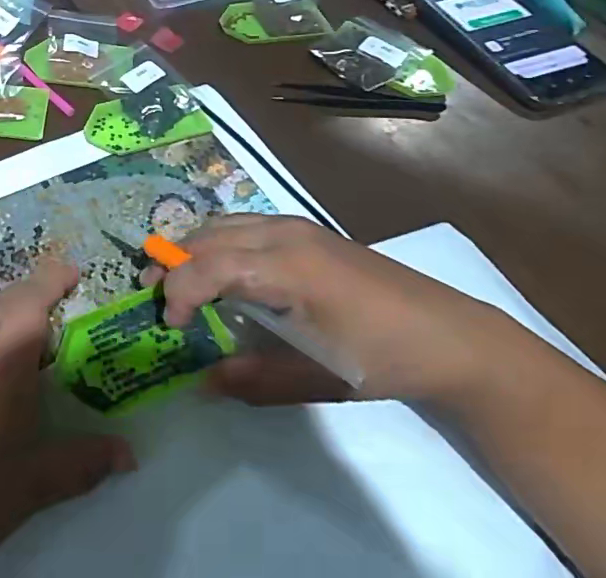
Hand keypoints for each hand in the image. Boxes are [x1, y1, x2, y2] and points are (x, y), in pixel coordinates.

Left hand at [0, 259, 135, 575]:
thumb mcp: (29, 485)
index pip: (30, 298)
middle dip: (40, 304)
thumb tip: (127, 454)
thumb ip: (81, 462)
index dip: (54, 279)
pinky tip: (1, 396)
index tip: (77, 273)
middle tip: (73, 326)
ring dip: (16, 332)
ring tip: (45, 365)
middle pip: (7, 306)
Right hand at [144, 215, 521, 407]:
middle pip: (207, 236)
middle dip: (173, 262)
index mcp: (287, 265)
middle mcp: (284, 232)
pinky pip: (242, 224)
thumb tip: (201, 382)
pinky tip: (220, 269)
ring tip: (176, 280)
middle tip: (152, 295)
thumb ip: (255, 378)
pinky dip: (216, 242)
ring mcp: (295, 225)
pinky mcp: (305, 230)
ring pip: (222, 224)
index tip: (170, 324)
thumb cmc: (383, 357)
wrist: (452, 336)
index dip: (179, 290)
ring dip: (192, 248)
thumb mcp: (319, 377)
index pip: (209, 264)